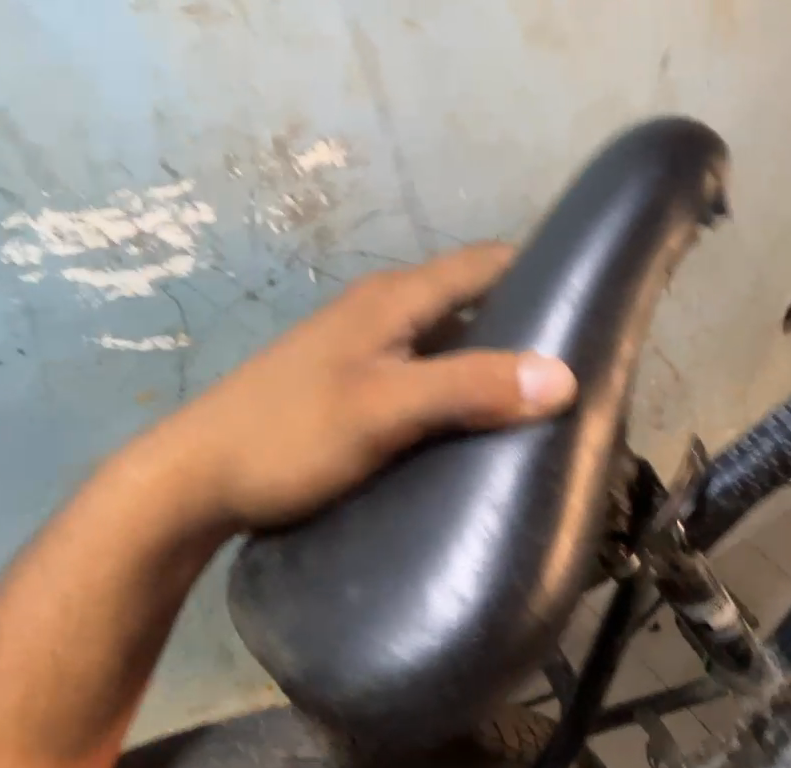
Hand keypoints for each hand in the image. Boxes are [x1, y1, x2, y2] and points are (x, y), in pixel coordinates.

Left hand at [137, 243, 576, 532]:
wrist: (196, 481)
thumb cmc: (288, 436)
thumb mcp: (384, 410)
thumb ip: (469, 388)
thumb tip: (565, 377)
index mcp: (393, 300)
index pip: (487, 264)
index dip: (543, 273)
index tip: (595, 310)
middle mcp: (384, 314)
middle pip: (474, 304)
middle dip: (528, 327)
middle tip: (581, 372)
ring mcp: (367, 354)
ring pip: (452, 345)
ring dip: (496, 366)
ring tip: (546, 407)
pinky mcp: (358, 392)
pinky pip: (430, 380)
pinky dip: (464, 394)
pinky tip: (483, 433)